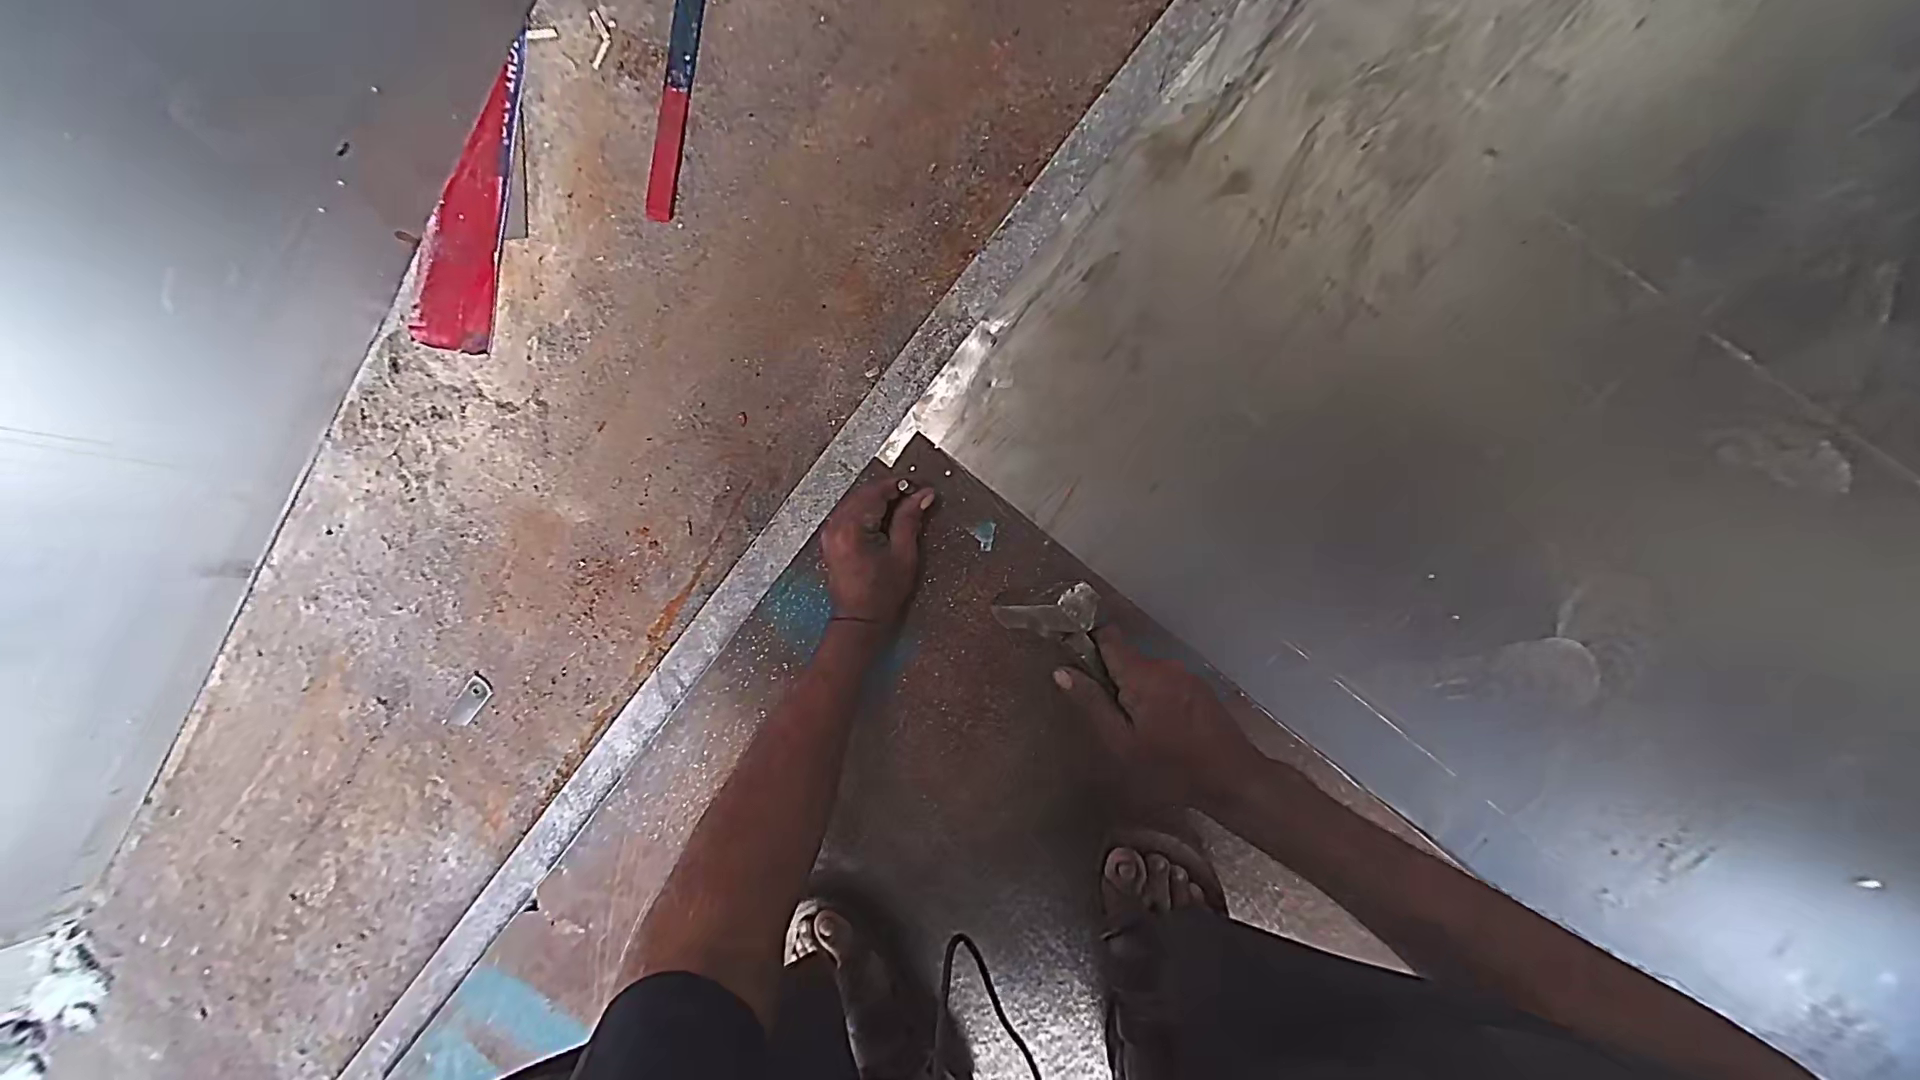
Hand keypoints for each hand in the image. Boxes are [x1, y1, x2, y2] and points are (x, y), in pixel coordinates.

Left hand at [821, 478, 935, 624]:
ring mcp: (831, 533)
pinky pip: (850, 514)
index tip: (918, 489)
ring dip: (879, 501)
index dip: (899, 486)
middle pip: (864, 493)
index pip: (876, 492)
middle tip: (914, 497)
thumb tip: (921, 496)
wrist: (860, 620)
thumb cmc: (881, 595)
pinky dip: (868, 512)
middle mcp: (836, 526)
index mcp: (852, 527)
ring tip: (902, 510)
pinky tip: (885, 521)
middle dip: (890, 492)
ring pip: (857, 502)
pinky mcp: (832, 540)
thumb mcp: (903, 554)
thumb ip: (910, 519)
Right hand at [1054, 627, 1262, 809]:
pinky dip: (1154, 697)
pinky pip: (1164, 682)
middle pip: (1125, 658)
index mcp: (1142, 674)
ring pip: (1144, 672)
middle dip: (1112, 680)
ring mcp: (1185, 675)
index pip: (1107, 636)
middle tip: (1110, 718)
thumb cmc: (1171, 767)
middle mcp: (1164, 665)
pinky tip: (1161, 729)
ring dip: (1134, 691)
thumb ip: (1091, 703)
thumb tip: (1062, 671)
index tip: (1075, 662)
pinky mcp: (1198, 687)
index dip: (1087, 642)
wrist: (1234, 780)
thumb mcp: (1121, 741)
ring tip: (1137, 730)